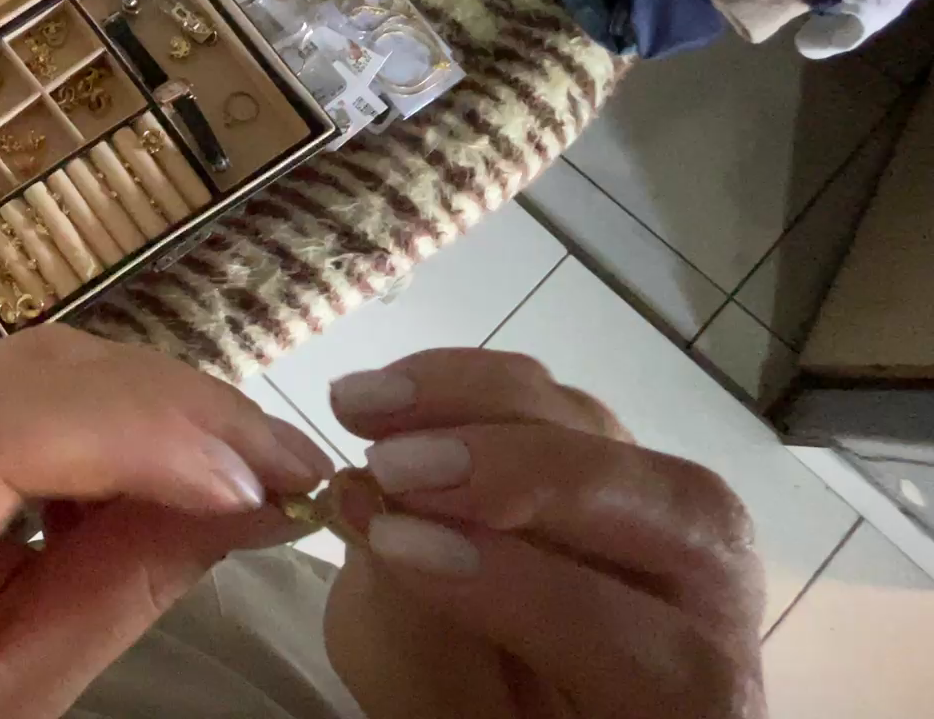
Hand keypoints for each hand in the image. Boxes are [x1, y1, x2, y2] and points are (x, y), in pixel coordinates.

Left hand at [0, 325, 331, 718]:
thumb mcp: (14, 693)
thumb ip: (125, 583)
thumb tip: (254, 497)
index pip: (0, 430)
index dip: (137, 433)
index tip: (256, 477)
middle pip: (32, 374)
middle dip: (175, 404)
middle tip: (285, 455)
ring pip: (38, 359)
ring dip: (149, 395)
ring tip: (236, 452)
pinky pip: (17, 372)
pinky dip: (100, 400)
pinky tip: (149, 448)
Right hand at [322, 349, 766, 718]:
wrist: (470, 658)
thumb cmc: (453, 702)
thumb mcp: (423, 699)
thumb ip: (407, 620)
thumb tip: (367, 500)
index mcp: (687, 710)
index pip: (661, 654)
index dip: (524, 590)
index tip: (394, 547)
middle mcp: (705, 599)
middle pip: (680, 508)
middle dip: (519, 469)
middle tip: (388, 465)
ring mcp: (645, 505)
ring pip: (600, 424)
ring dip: (468, 398)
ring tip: (360, 407)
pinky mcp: (581, 445)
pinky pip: (537, 391)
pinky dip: (452, 379)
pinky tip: (381, 393)